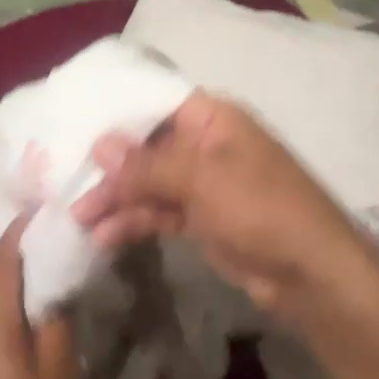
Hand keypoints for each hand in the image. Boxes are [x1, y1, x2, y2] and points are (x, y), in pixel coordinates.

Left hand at [0, 214, 76, 378]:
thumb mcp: (56, 370)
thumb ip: (55, 320)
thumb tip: (54, 284)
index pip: (1, 259)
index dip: (18, 231)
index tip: (39, 210)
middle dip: (8, 247)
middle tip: (41, 234)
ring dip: (0, 269)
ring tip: (32, 262)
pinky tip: (15, 300)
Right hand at [70, 91, 375, 321]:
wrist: (311, 276)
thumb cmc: (262, 209)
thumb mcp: (202, 180)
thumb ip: (148, 163)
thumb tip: (100, 144)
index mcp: (212, 118)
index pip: (155, 102)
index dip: (116, 112)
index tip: (74, 119)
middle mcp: (204, 144)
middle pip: (146, 145)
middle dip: (109, 164)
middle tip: (66, 181)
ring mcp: (202, 184)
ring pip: (148, 182)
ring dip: (115, 198)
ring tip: (77, 218)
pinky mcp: (200, 219)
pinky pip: (158, 212)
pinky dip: (133, 221)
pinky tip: (104, 235)